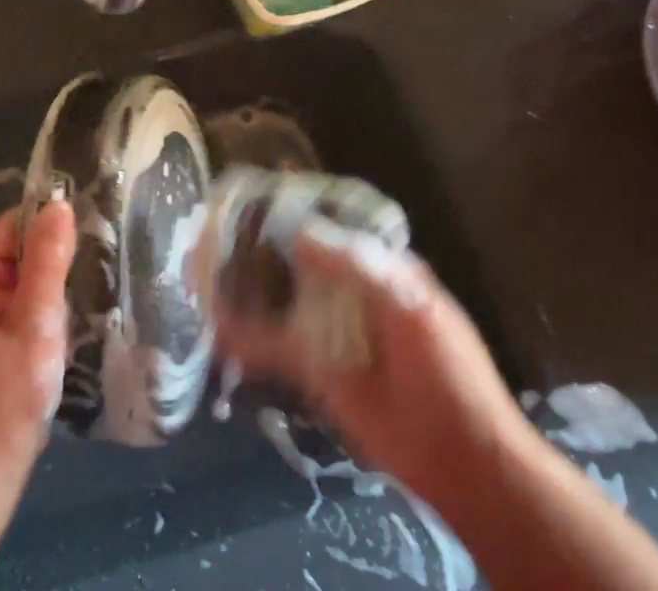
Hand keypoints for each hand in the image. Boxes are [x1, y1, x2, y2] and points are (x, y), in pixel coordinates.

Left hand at [0, 201, 77, 481]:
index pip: (13, 223)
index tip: (94, 220)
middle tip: (105, 253)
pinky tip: (81, 307)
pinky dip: (53, 299)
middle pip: (20, 246)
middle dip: (57, 250)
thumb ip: (47, 261)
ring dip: (58, 276)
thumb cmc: (12, 389)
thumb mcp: (35, 320)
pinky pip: (31, 297)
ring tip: (101, 274)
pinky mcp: (3, 330)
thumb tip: (59, 204)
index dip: (50, 220)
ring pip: (29, 272)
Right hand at [218, 231, 526, 493]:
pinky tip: (213, 327)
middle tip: (206, 233)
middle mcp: (348, 292)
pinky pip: (271, 346)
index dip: (288, 212)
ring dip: (242, 289)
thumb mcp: (412, 309)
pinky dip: (243, 337)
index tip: (245, 198)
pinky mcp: (313, 370)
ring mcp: (329, 331)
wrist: (459, 460)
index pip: (327, 227)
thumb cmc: (448, 375)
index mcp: (379, 268)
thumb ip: (360, 268)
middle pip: (293, 261)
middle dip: (253, 248)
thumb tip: (297, 232)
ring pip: (276, 301)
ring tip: (198, 272)